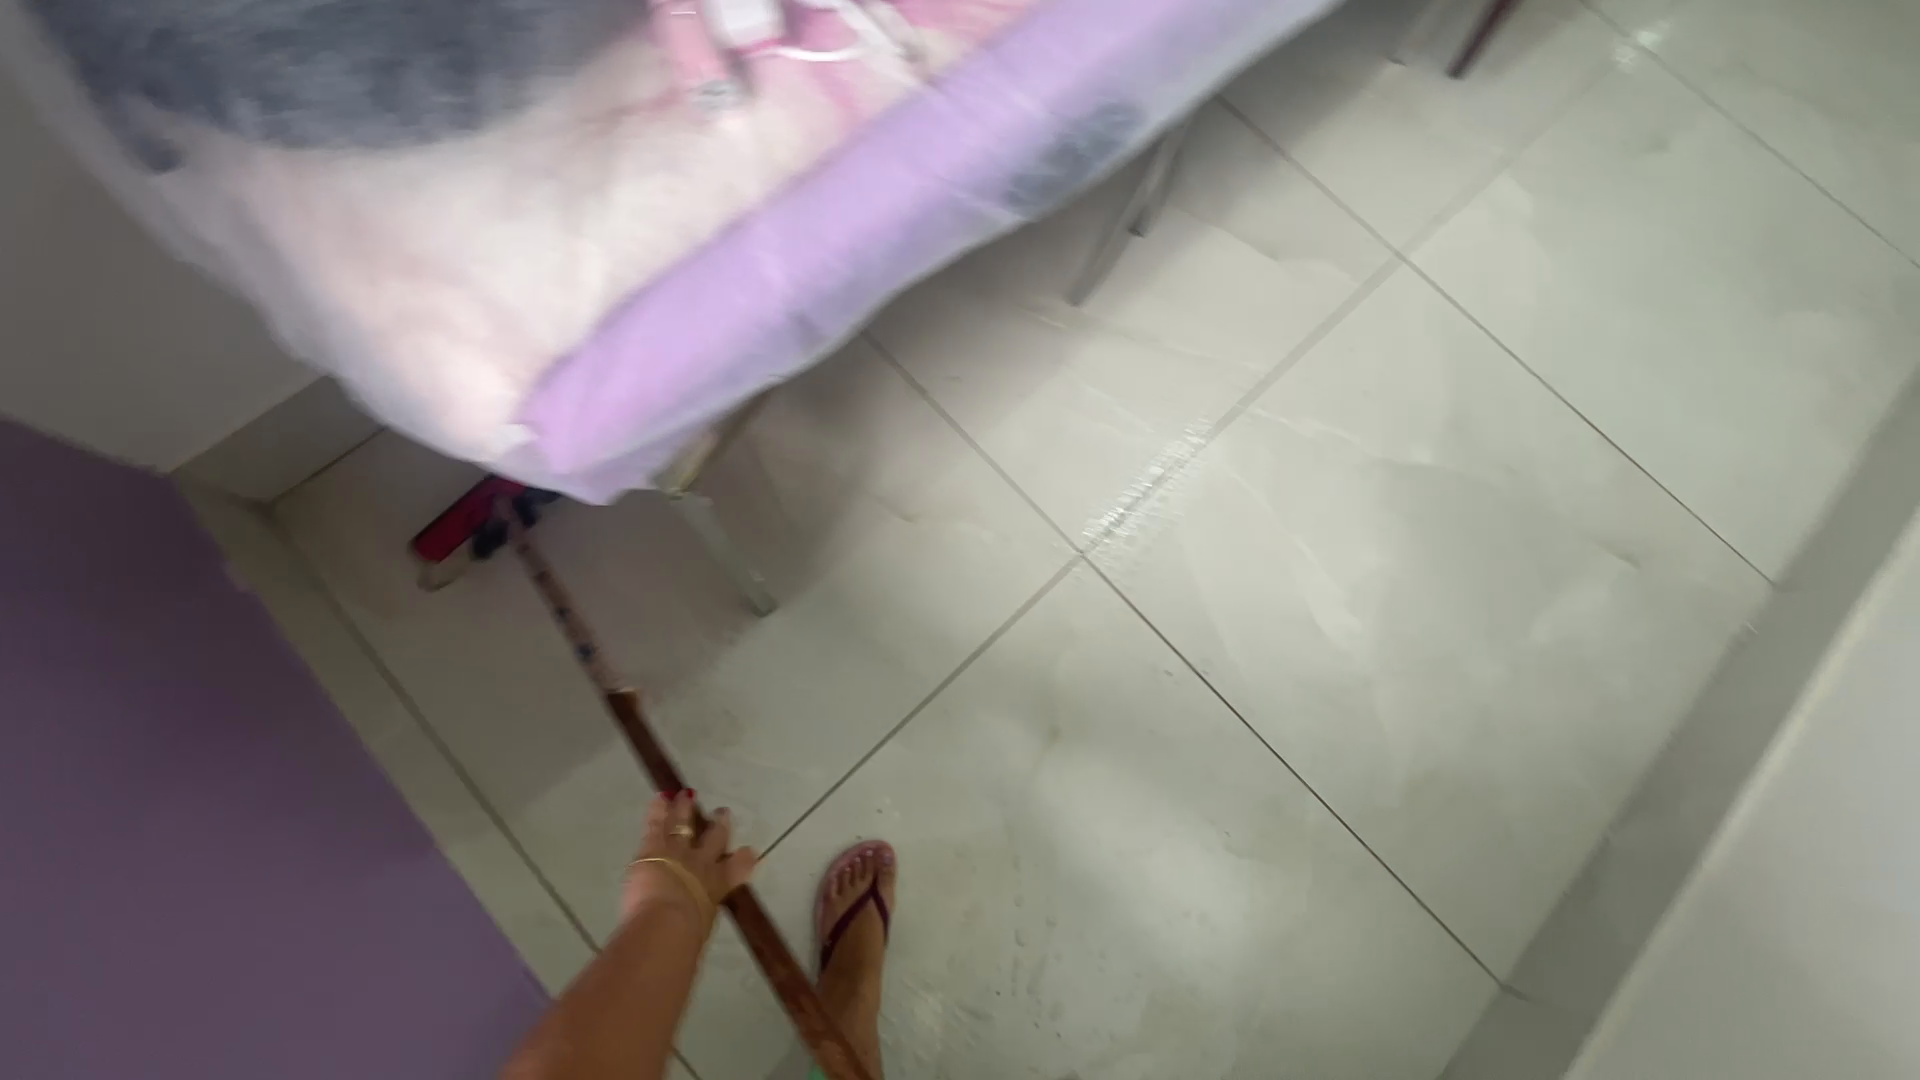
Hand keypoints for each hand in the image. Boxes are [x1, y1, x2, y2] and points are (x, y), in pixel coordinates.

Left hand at [622, 790, 757, 923]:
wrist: (667, 923)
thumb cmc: (685, 939)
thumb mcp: (701, 930)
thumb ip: (701, 921)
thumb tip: (695, 931)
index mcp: (717, 888)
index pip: (737, 869)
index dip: (745, 859)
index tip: (751, 851)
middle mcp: (703, 864)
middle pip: (714, 839)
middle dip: (719, 825)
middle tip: (723, 812)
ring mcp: (680, 851)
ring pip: (684, 825)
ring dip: (686, 810)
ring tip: (688, 795)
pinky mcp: (655, 847)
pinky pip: (657, 824)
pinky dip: (658, 810)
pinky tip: (659, 797)